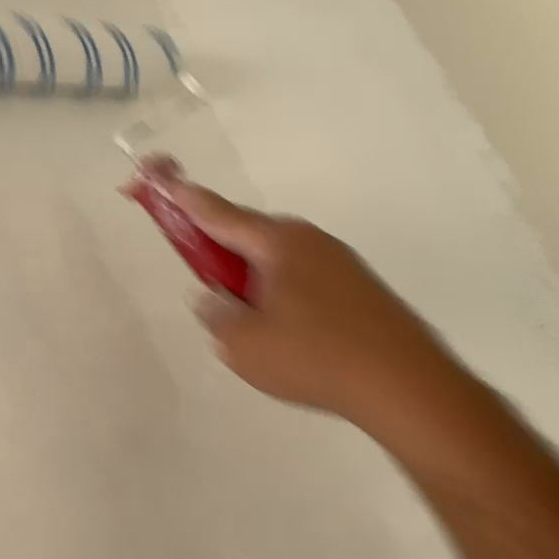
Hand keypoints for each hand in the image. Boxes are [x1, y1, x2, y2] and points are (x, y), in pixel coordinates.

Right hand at [132, 164, 463, 430]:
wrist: (408, 386)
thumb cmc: (313, 358)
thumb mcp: (240, 342)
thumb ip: (214, 312)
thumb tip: (213, 296)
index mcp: (276, 243)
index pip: (215, 212)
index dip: (177, 196)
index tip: (150, 172)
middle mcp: (308, 240)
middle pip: (245, 236)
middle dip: (216, 252)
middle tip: (203, 284)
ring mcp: (338, 262)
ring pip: (272, 262)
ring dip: (247, 282)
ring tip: (248, 329)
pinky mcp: (356, 289)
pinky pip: (298, 280)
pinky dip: (276, 296)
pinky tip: (282, 336)